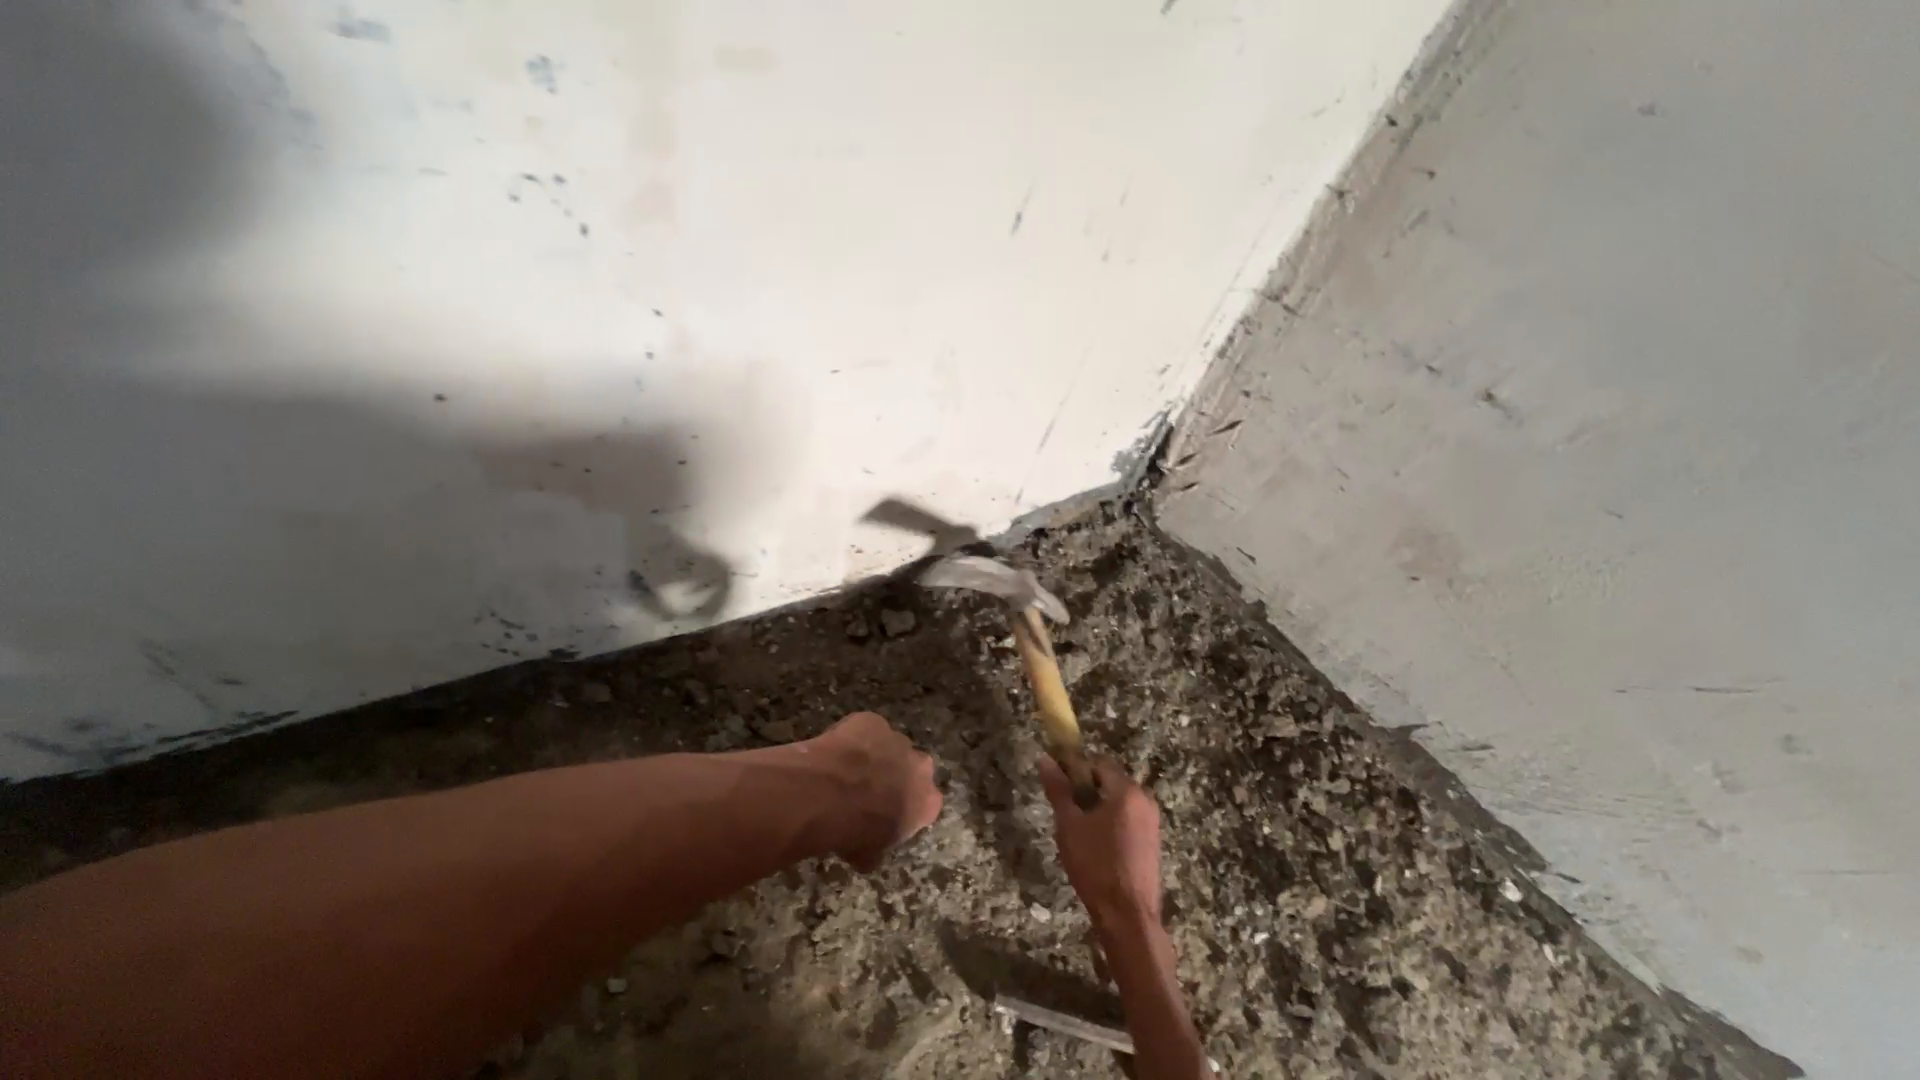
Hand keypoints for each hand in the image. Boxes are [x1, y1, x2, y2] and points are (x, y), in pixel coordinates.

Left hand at [808, 712, 942, 870]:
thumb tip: (868, 855)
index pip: (927, 804)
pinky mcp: (873, 721)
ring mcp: (897, 739)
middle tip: (870, 789)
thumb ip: (877, 849)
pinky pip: (866, 729)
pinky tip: (835, 752)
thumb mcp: (868, 855)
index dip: (908, 807)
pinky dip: (854, 738)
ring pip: (890, 746)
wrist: (825, 794)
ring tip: (846, 770)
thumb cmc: (851, 832)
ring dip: (875, 755)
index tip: (889, 813)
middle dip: (898, 775)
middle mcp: (920, 767)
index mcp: (927, 802)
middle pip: (915, 768)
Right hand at [1039, 755, 1162, 925]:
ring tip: (1078, 833)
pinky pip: (1128, 819)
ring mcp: (1153, 821)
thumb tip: (1046, 759)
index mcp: (1127, 790)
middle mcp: (1145, 799)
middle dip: (1086, 791)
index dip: (1075, 769)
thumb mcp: (1070, 825)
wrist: (1127, 915)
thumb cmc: (1095, 865)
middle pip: (1110, 781)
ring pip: (1118, 801)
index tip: (1057, 787)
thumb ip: (1058, 790)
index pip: (1097, 763)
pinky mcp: (1153, 840)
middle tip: (1065, 814)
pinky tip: (1097, 847)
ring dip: (1098, 808)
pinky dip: (1111, 823)